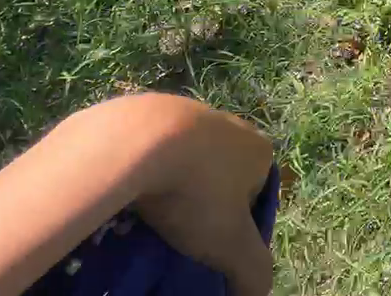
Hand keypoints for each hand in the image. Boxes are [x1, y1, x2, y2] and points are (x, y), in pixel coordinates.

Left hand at [128, 96, 275, 295]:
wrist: (139, 142)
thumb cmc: (195, 191)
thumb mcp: (229, 242)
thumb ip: (252, 270)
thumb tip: (255, 295)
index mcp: (260, 152)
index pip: (255, 197)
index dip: (234, 228)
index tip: (206, 249)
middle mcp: (236, 128)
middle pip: (223, 179)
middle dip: (203, 208)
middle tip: (175, 239)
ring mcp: (197, 115)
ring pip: (189, 164)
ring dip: (175, 189)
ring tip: (148, 221)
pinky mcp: (157, 113)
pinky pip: (158, 152)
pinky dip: (148, 174)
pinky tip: (130, 196)